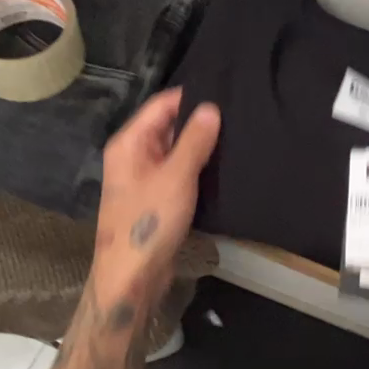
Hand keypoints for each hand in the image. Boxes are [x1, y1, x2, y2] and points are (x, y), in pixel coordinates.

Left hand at [90, 88, 220, 307]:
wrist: (131, 277)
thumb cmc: (148, 222)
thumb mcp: (176, 177)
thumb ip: (194, 140)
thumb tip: (212, 107)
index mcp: (129, 143)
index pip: (162, 104)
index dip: (192, 96)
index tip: (227, 91)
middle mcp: (133, 155)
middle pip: (168, 126)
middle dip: (199, 121)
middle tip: (239, 114)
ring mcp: (143, 178)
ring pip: (175, 151)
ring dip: (200, 146)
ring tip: (237, 136)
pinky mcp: (155, 199)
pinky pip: (178, 172)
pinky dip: (196, 168)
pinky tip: (222, 166)